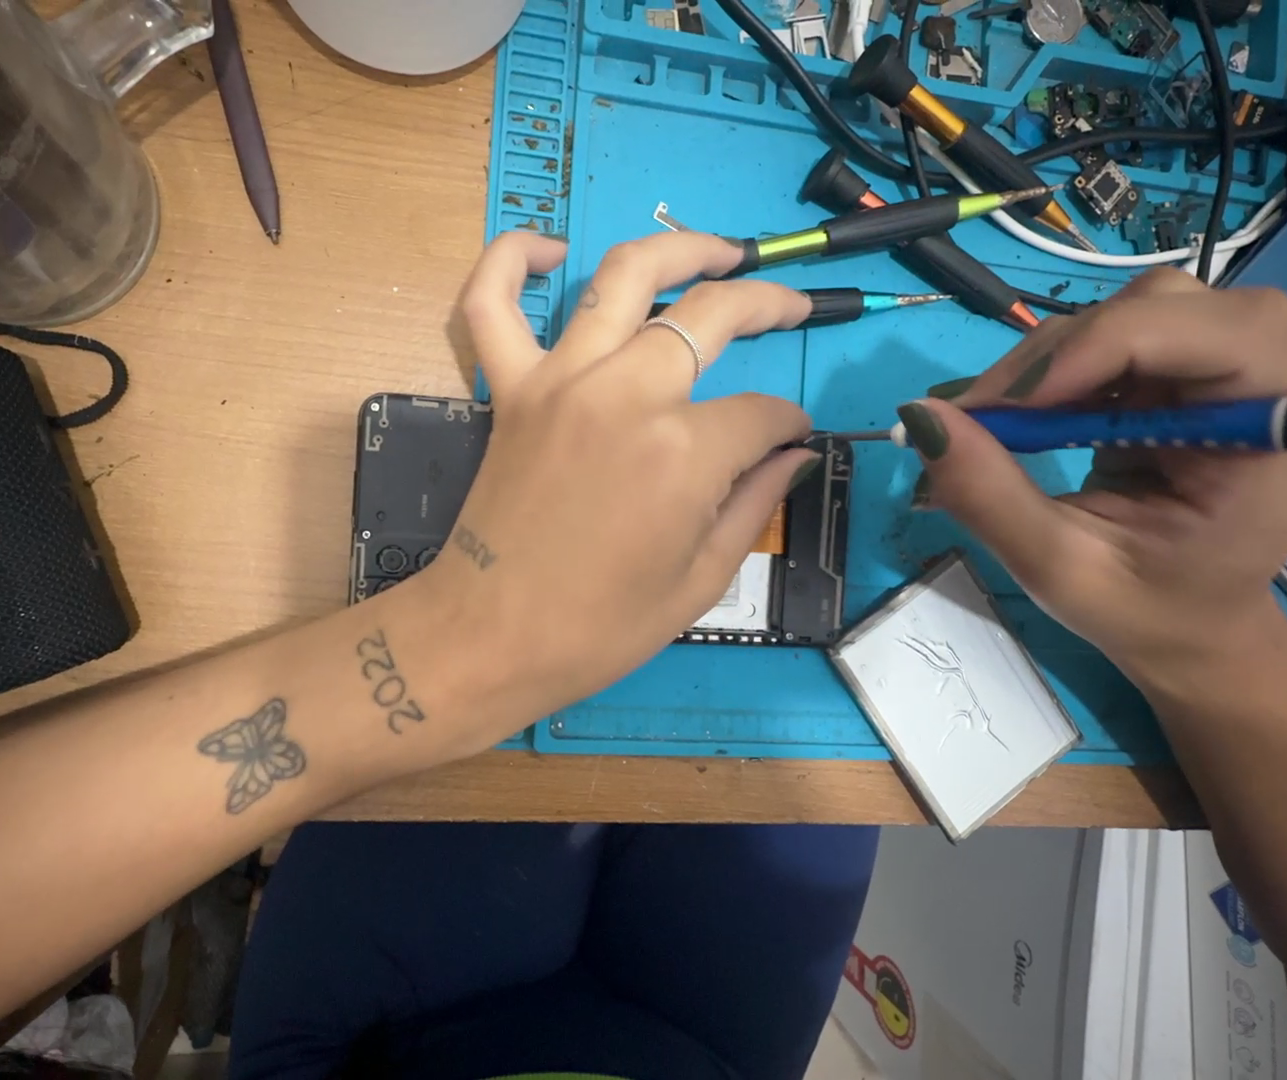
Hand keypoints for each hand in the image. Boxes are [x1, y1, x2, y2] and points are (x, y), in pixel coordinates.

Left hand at [408, 231, 814, 740]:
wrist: (494, 636)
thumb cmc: (601, 627)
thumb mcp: (700, 581)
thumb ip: (756, 504)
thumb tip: (795, 455)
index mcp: (686, 453)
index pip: (762, 412)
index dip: (788, 425)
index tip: (790, 440)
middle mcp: (628, 394)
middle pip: (711, 316)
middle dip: (768, 303)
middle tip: (792, 305)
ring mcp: (561, 381)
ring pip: (623, 278)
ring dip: (679, 248)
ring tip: (718, 248)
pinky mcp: (509, 388)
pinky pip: (491, 304)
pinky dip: (511, 260)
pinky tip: (549, 248)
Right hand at [900, 268, 1286, 686]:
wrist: (1186, 628)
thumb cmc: (1144, 613)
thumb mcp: (1058, 569)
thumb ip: (990, 495)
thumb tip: (919, 419)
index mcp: (1279, 443)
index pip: (1213, 336)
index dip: (1098, 349)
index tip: (998, 409)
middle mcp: (1268, 388)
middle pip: (1167, 309)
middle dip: (1061, 353)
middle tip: (982, 416)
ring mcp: (1221, 378)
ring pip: (1127, 316)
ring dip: (1044, 361)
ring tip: (989, 422)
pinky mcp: (1177, 382)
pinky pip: (1105, 344)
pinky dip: (1046, 374)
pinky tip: (1016, 417)